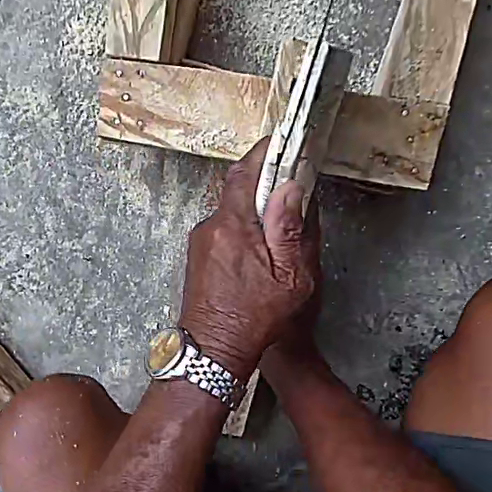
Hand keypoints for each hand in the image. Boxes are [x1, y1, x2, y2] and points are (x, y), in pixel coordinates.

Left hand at [179, 139, 321, 378]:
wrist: (213, 350)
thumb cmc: (252, 319)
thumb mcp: (289, 276)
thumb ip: (289, 228)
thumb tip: (291, 188)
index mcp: (234, 226)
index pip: (247, 171)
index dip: (266, 151)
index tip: (283, 142)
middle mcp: (211, 226)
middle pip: (240, 187)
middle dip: (266, 182)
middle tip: (291, 186)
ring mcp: (202, 240)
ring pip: (234, 209)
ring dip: (257, 210)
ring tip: (280, 231)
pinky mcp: (200, 253)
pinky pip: (225, 228)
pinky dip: (245, 228)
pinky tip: (260, 251)